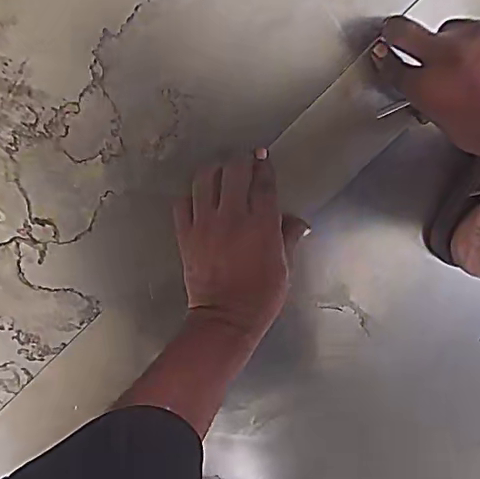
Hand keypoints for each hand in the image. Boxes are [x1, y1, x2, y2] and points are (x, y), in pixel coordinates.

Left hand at [174, 150, 309, 339]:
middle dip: (241, 161)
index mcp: (261, 224)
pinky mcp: (185, 235)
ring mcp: (204, 224)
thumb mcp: (285, 267)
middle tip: (244, 162)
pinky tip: (200, 200)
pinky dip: (191, 196)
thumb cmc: (261, 297)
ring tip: (221, 174)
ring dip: (214, 171)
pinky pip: (182, 202)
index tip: (264, 158)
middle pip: (233, 170)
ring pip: (204, 179)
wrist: (225, 319)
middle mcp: (232, 217)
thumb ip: (288, 237)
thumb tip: (297, 221)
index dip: (264, 165)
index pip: (263, 182)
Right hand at [368, 15, 479, 160]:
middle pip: (405, 32)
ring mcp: (476, 35)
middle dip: (396, 32)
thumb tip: (429, 93)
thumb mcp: (453, 128)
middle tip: (393, 32)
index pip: (393, 68)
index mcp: (427, 87)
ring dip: (458, 42)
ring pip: (453, 29)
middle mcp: (445, 56)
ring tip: (476, 61)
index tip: (383, 56)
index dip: (386, 62)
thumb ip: (434, 103)